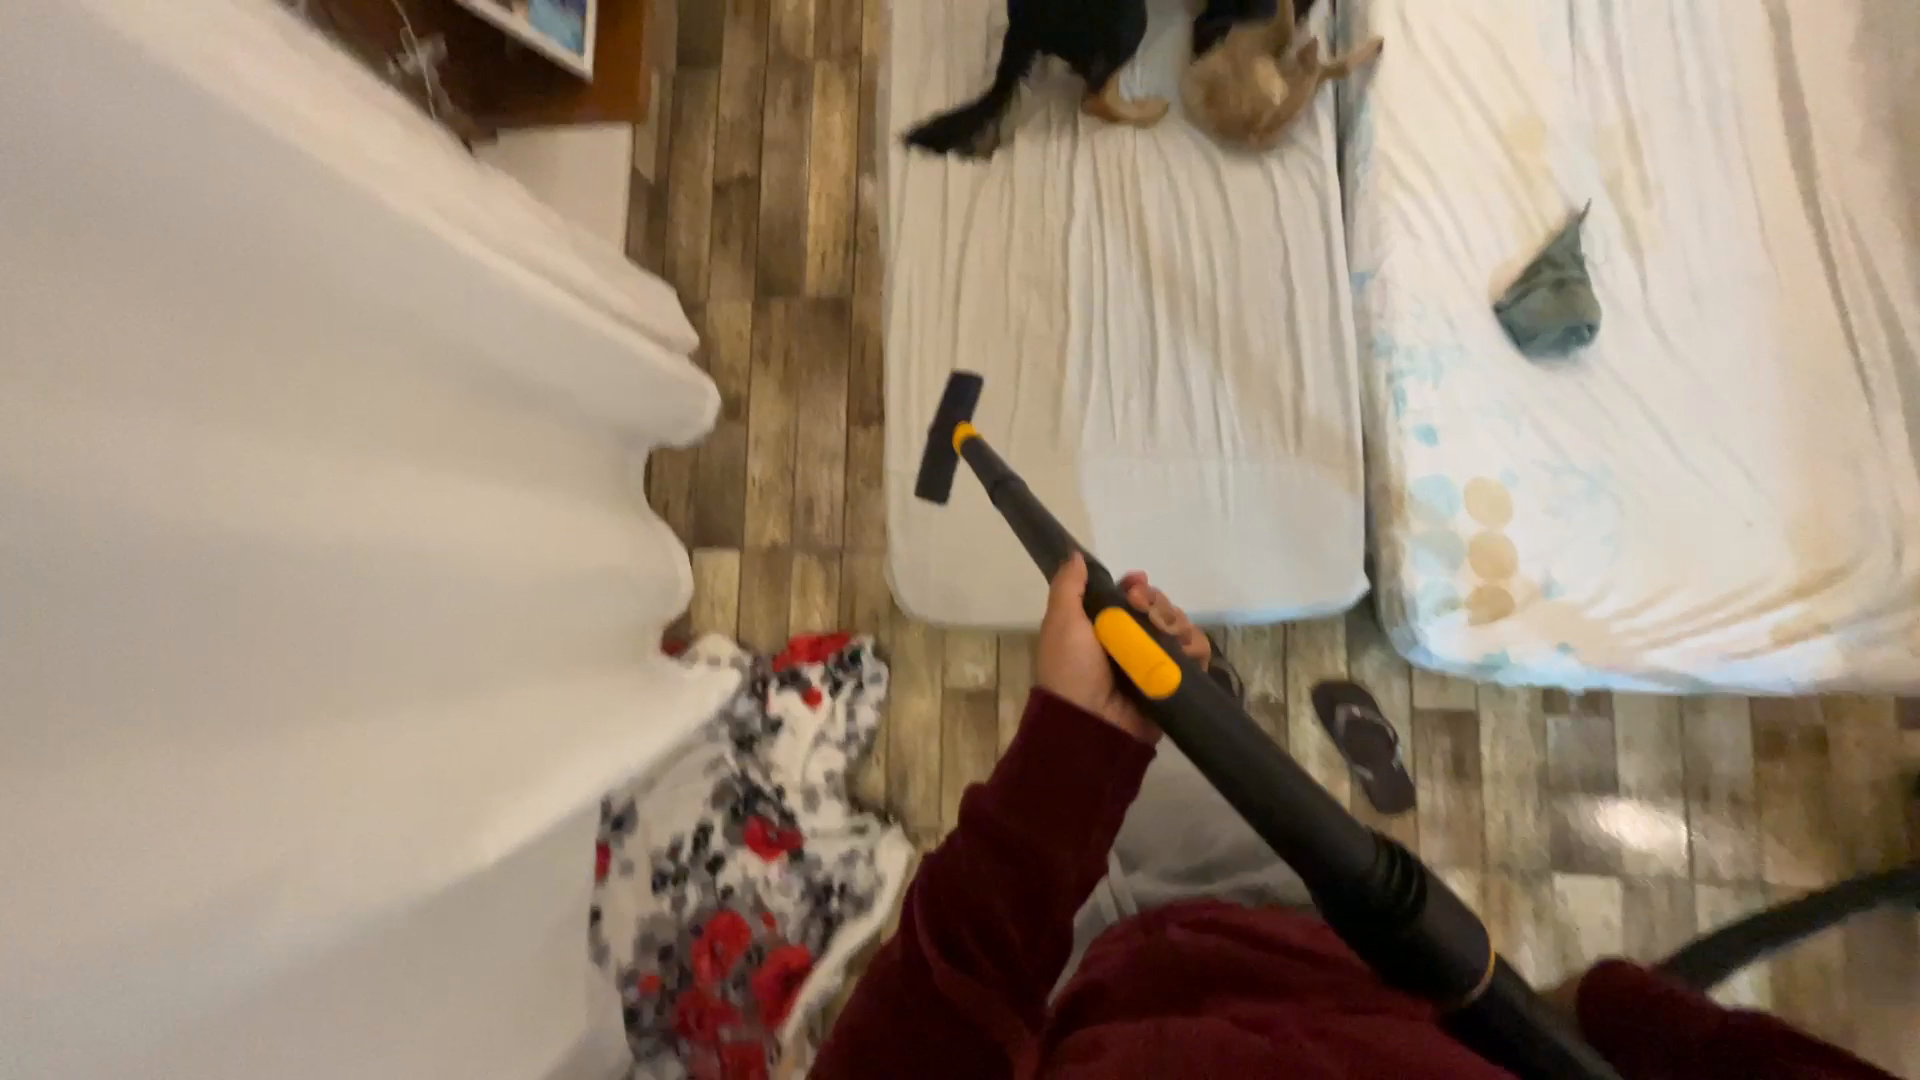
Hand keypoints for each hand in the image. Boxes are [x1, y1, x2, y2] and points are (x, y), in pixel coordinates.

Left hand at [1036, 555, 1211, 743]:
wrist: (1089, 721)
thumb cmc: (1071, 667)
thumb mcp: (1061, 621)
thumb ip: (1069, 587)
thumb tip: (1075, 554)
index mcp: (1102, 627)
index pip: (1128, 597)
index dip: (1137, 586)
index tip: (1136, 583)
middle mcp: (1129, 641)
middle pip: (1156, 607)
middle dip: (1155, 602)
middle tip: (1144, 610)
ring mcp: (1153, 661)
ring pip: (1178, 626)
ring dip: (1176, 621)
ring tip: (1164, 633)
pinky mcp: (1173, 681)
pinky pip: (1195, 655)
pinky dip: (1194, 647)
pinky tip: (1183, 648)